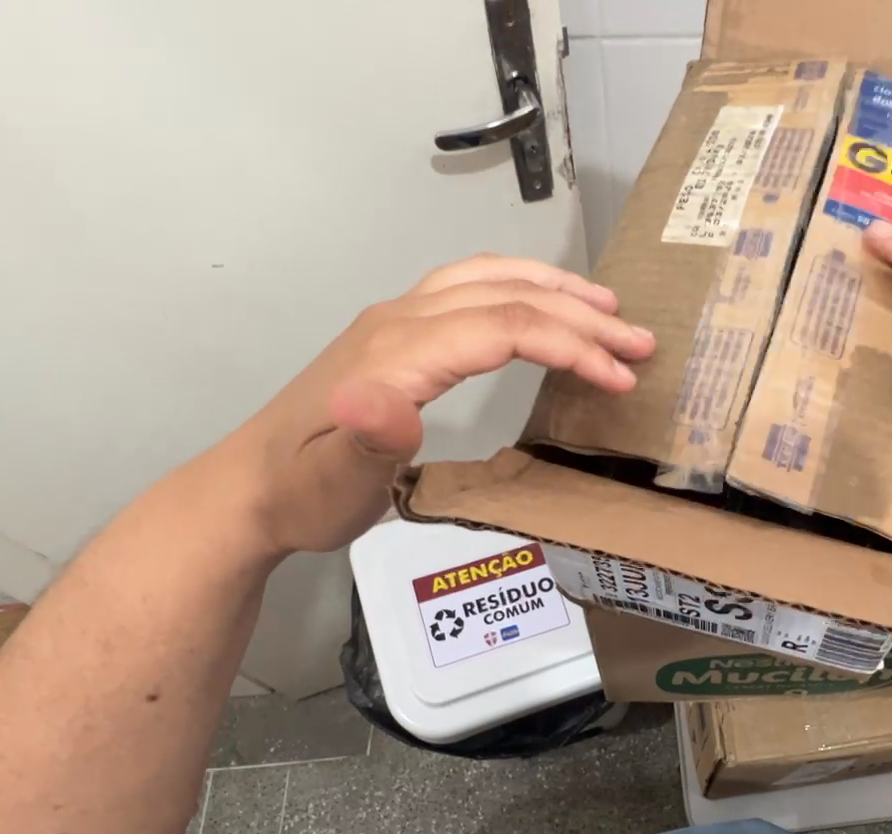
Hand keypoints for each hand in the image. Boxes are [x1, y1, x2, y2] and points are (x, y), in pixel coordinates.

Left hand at [215, 254, 654, 555]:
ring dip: (555, 289)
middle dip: (581, 315)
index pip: (501, 327)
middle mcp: (399, 321)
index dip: (568, 346)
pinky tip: (540, 303)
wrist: (251, 488)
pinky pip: (470, 289)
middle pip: (505, 295)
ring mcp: (396, 321)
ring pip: (488, 280)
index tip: (620, 379)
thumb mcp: (334, 486)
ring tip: (608, 309)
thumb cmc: (302, 496)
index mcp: (395, 354)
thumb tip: (389, 398)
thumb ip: (366, 441)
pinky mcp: (397, 333)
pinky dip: (519, 289)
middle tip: (640, 342)